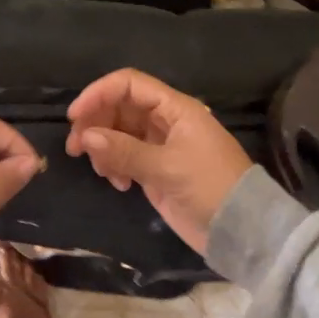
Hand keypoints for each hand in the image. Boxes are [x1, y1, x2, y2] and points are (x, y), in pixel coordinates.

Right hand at [65, 69, 253, 254]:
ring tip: (101, 171)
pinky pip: (125, 156)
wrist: (243, 233)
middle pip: (120, 107)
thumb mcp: (167, 169)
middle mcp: (165, 120)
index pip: (129, 84)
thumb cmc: (211, 188)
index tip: (74, 116)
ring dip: (103, 146)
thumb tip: (85, 136)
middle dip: (95, 123)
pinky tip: (118, 184)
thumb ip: (124, 151)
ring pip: (119, 131)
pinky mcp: (157, 169)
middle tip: (75, 148)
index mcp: (174, 108)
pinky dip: (114, 165)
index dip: (99, 93)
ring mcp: (160, 145)